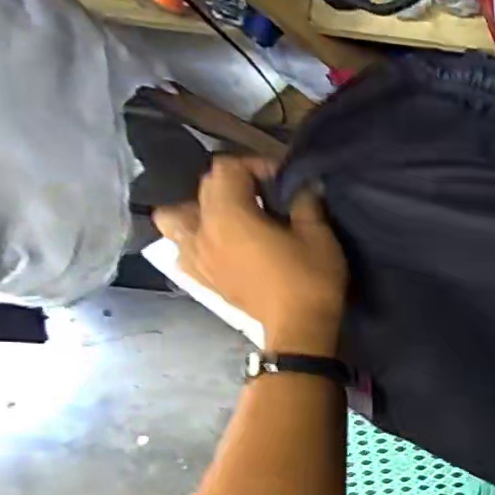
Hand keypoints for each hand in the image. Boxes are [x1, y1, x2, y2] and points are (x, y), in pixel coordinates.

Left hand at [152, 157, 347, 353]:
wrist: (300, 329)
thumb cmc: (310, 279)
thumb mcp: (319, 235)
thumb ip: (306, 202)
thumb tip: (304, 186)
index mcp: (228, 214)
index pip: (228, 169)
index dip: (256, 165)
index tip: (283, 178)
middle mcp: (203, 230)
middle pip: (205, 188)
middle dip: (234, 183)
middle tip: (266, 195)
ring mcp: (196, 256)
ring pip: (176, 217)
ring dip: (200, 210)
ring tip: (227, 219)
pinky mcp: (201, 278)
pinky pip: (182, 248)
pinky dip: (194, 240)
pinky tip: (218, 246)